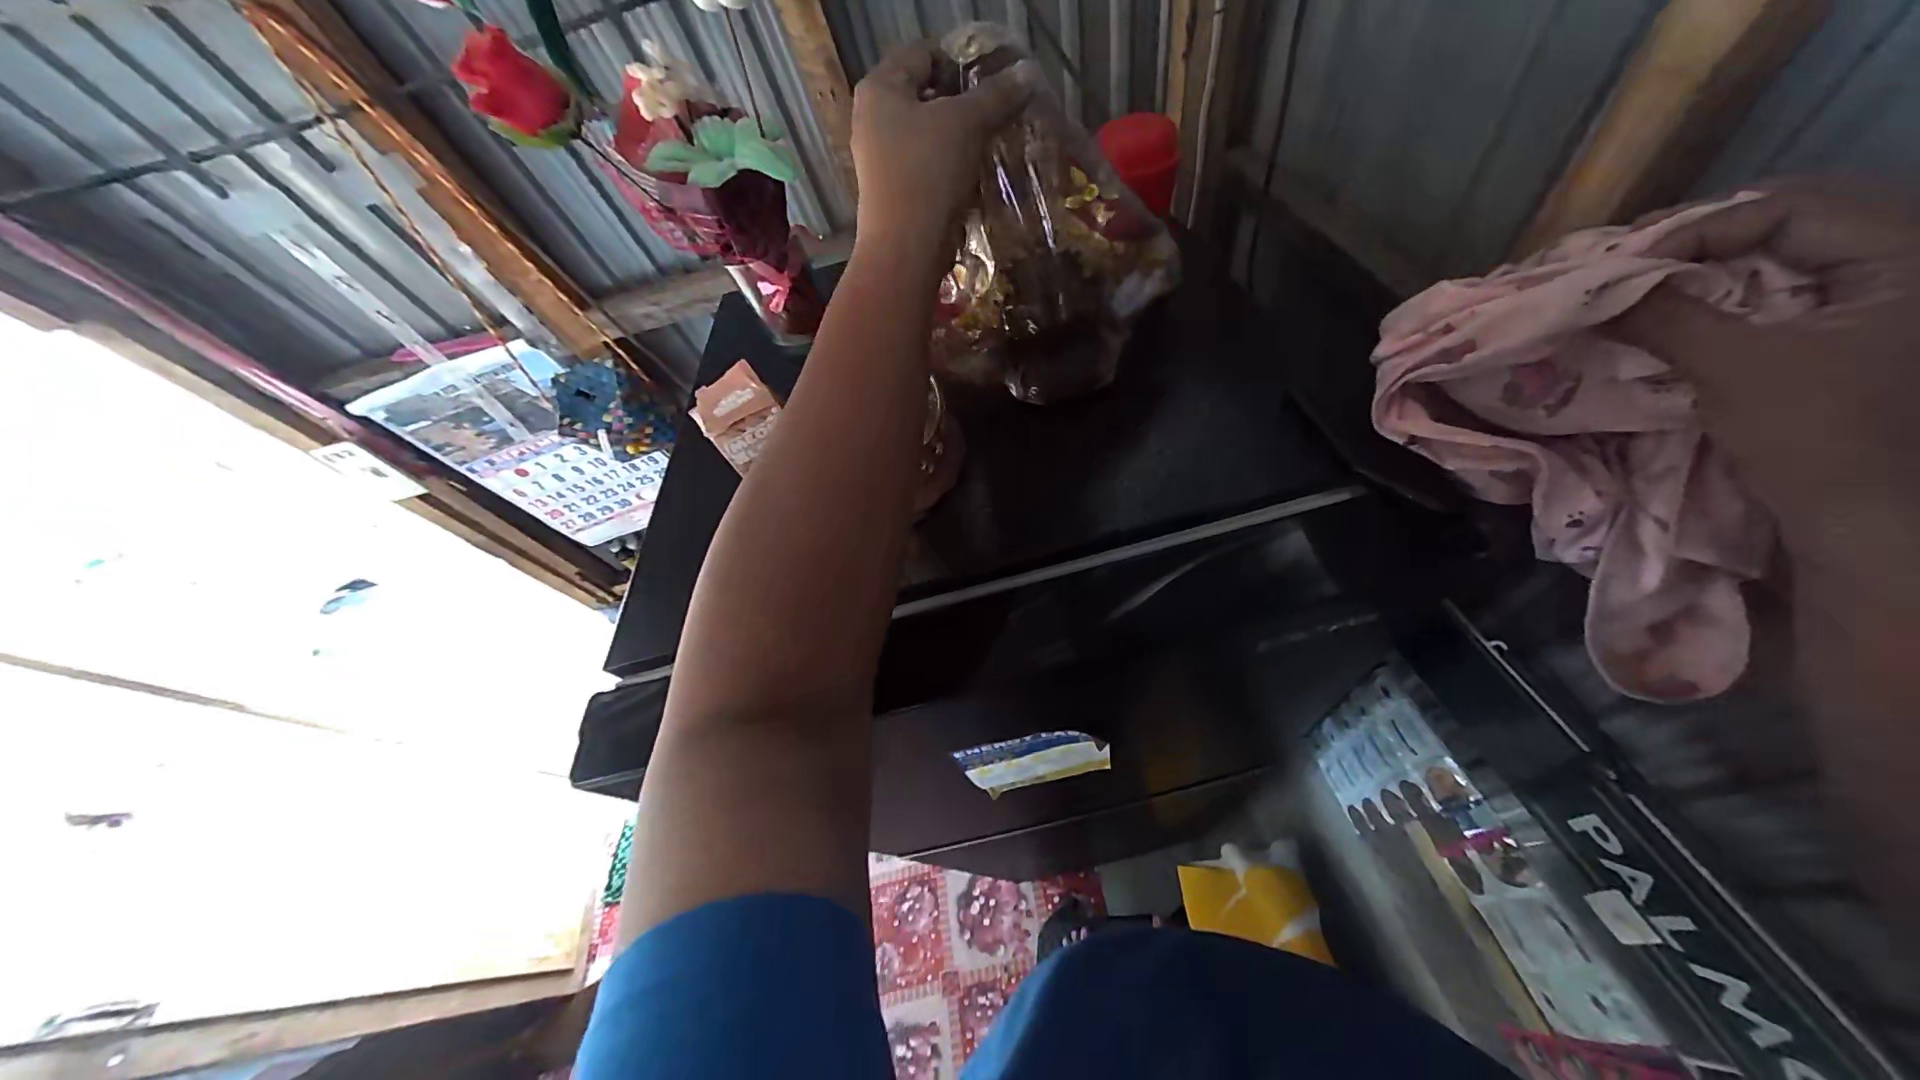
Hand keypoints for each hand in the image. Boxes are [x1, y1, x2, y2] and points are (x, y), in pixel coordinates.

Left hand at [850, 43, 1032, 248]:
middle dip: (964, 104)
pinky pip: (927, 167)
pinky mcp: (894, 192)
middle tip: (997, 114)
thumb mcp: (967, 123)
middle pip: (926, 95)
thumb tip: (1027, 73)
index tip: (993, 84)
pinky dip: (951, 167)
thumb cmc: (928, 172)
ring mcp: (880, 160)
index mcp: (879, 88)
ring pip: (929, 135)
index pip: (924, 54)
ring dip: (960, 139)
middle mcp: (872, 119)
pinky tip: (974, 176)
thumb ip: (997, 95)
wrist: (906, 249)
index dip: (961, 63)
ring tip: (991, 145)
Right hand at [1611, 181, 1919, 564]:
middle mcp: (1904, 260)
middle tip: (1626, 262)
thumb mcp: (1736, 371)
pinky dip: (1720, 293)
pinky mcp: (1847, 328)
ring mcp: (1879, 295)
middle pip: (1790, 218)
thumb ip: (1666, 320)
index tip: (1622, 265)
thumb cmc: (1818, 438)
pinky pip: (1777, 288)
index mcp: (1909, 254)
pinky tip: (1675, 310)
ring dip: (1705, 265)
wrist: (1866, 516)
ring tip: (1640, 283)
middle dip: (1700, 237)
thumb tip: (1592, 289)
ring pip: (1781, 253)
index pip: (1790, 208)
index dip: (1698, 229)